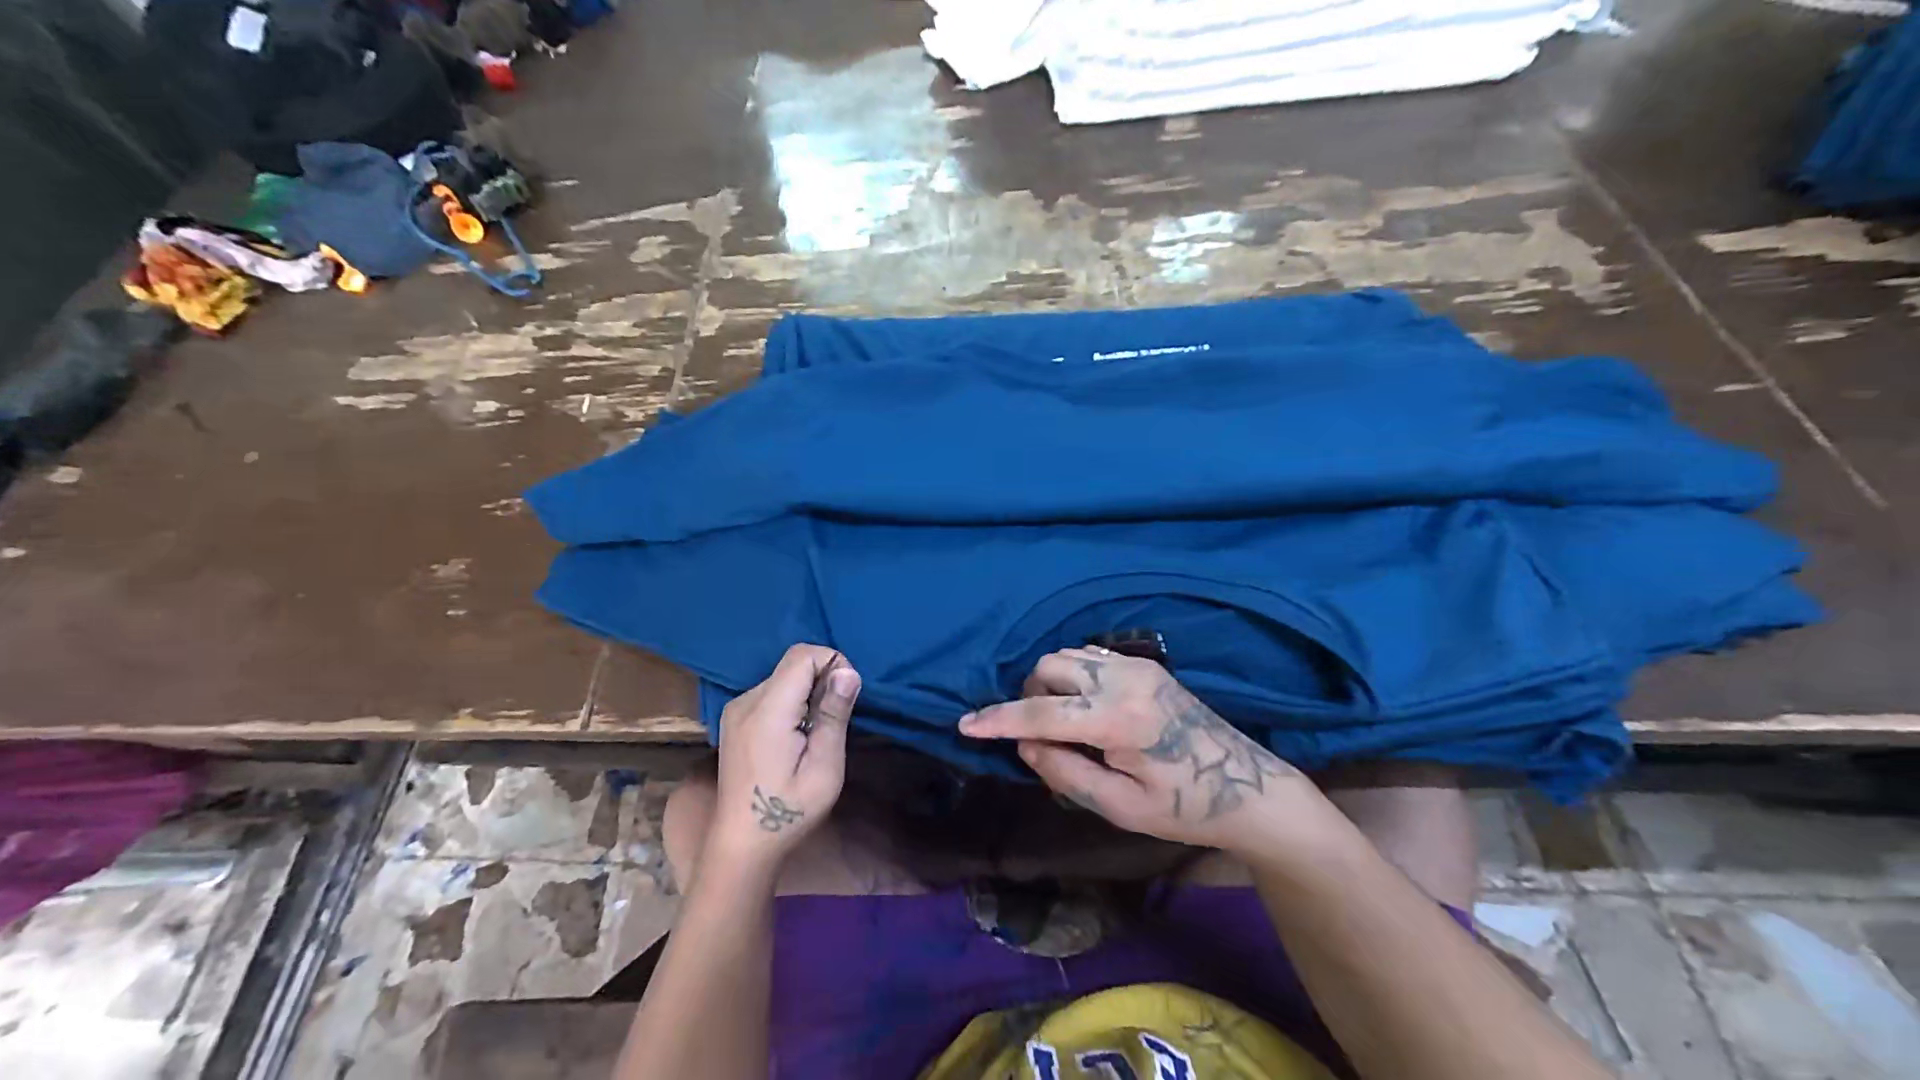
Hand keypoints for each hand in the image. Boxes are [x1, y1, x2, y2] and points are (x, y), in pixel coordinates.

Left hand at [706, 644, 861, 873]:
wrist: (742, 844)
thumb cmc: (790, 810)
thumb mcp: (824, 767)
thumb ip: (834, 714)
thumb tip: (848, 671)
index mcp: (767, 710)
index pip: (802, 656)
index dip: (832, 662)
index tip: (847, 695)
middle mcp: (746, 701)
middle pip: (791, 664)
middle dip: (822, 677)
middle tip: (836, 717)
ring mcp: (736, 710)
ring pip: (782, 677)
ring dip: (807, 691)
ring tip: (817, 730)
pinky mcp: (734, 719)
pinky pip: (770, 692)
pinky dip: (791, 700)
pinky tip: (797, 735)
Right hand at [959, 647, 1321, 852]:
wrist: (1248, 788)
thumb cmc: (1184, 808)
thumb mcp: (1119, 807)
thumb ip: (1064, 772)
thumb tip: (1025, 743)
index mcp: (1121, 720)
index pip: (1042, 712)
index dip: (999, 719)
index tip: (965, 724)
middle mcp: (1126, 679)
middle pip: (1049, 668)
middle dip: (1030, 697)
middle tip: (1041, 736)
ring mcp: (1138, 666)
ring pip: (1067, 656)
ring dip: (1051, 684)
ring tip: (1065, 723)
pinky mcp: (1146, 665)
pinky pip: (1090, 656)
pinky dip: (1073, 675)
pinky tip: (1085, 706)